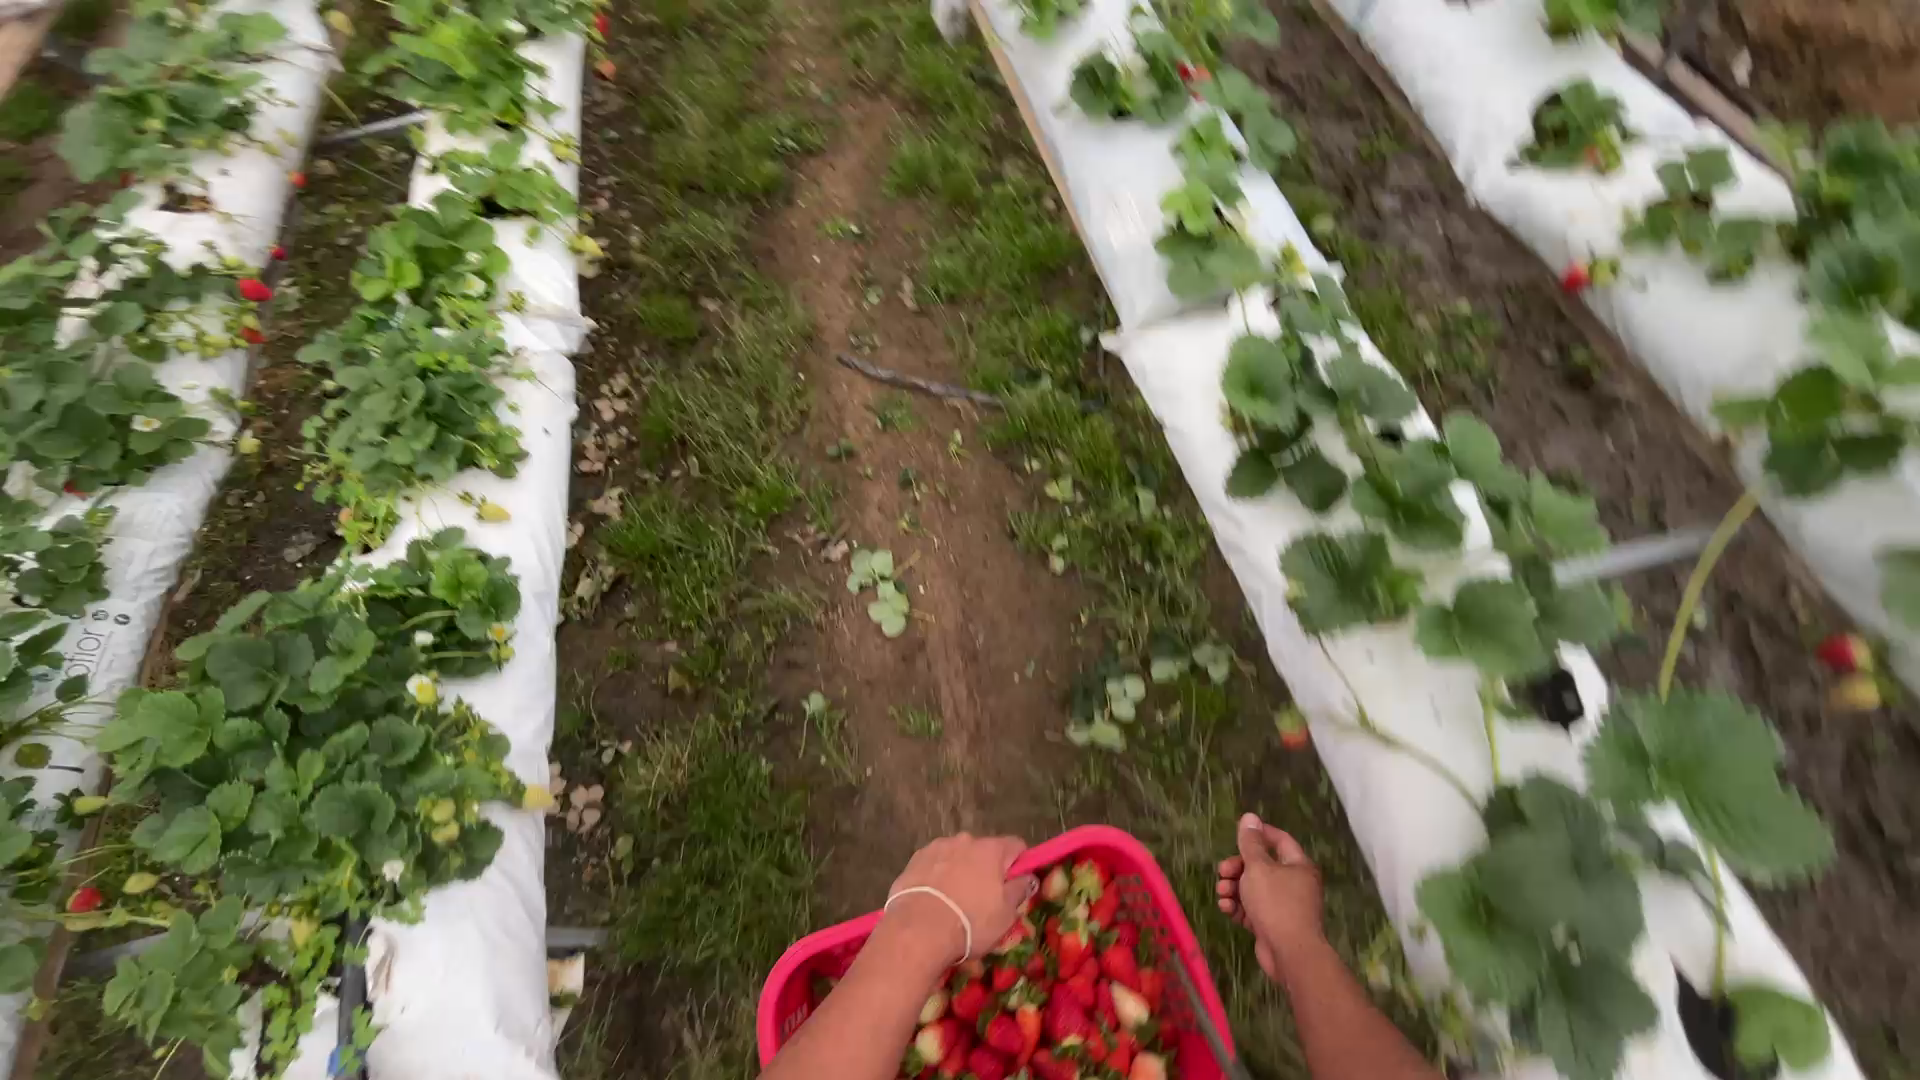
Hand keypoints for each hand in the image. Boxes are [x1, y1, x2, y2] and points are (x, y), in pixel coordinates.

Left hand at [884, 833, 1034, 966]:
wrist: (918, 930)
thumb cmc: (970, 922)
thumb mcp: (1006, 914)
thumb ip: (1020, 890)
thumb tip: (1029, 876)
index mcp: (991, 849)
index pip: (1016, 845)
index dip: (1019, 864)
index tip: (1015, 884)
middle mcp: (964, 840)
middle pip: (984, 851)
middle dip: (986, 869)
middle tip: (983, 899)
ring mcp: (937, 847)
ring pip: (957, 856)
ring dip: (960, 870)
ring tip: (954, 901)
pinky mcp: (915, 859)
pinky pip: (934, 864)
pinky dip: (938, 876)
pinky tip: (933, 899)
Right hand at [1216, 812, 1322, 980]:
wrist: (1290, 953)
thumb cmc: (1276, 903)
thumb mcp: (1258, 867)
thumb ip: (1251, 842)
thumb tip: (1250, 816)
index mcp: (1297, 866)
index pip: (1280, 840)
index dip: (1259, 834)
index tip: (1239, 834)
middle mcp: (1294, 883)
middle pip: (1261, 866)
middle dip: (1237, 867)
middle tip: (1223, 872)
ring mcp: (1284, 906)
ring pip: (1253, 888)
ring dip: (1234, 888)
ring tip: (1222, 894)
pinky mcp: (1273, 925)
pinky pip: (1252, 909)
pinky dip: (1239, 907)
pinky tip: (1227, 909)